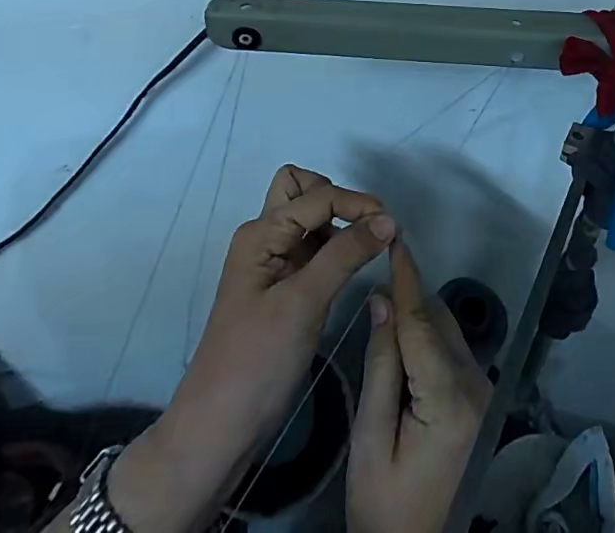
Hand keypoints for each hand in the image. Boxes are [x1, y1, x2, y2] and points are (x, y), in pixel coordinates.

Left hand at [103, 165, 395, 532]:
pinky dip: (338, 246)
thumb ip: (345, 254)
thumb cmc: (257, 360)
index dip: (357, 204)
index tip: (394, 228)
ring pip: (311, 217)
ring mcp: (275, 262)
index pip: (319, 196)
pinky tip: (355, 266)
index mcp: (261, 233)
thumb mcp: (303, 302)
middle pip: (303, 189)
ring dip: (341, 221)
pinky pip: (316, 247)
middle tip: (368, 229)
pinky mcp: (287, 286)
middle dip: (339, 198)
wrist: (221, 426)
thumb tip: (388, 220)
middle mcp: (266, 238)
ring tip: (370, 248)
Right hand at [348, 241, 492, 532]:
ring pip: (448, 332)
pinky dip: (428, 336)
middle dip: (410, 293)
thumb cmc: (387, 504)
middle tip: (377, 268)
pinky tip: (404, 335)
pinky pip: (452, 351)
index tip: (394, 238)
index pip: (423, 322)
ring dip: (419, 313)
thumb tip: (382, 303)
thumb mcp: (371, 439)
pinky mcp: (480, 398)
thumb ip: (380, 367)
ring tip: (384, 298)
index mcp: (449, 397)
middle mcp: (476, 385)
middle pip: (438, 322)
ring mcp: (483, 391)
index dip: (407, 277)